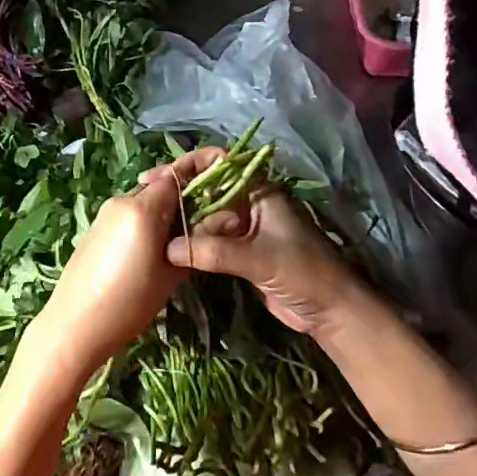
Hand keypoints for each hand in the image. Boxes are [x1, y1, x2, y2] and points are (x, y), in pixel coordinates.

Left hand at [26, 151, 205, 379]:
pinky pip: (123, 216)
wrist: (76, 323)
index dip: (195, 190)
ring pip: (139, 203)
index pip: (175, 180)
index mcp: (142, 208)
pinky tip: (141, 254)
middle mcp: (120, 201)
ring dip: (155, 216)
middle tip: (190, 233)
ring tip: (166, 248)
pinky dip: (137, 226)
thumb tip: (214, 224)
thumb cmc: (130, 301)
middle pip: (156, 190)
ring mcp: (103, 214)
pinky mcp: (92, 228)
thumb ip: (192, 243)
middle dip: (174, 205)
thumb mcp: (170, 273)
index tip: (208, 211)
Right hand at [152, 148, 366, 335]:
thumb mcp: (258, 258)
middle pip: (205, 187)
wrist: (331, 311)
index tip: (160, 176)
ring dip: (180, 216)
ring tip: (149, 219)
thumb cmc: (304, 272)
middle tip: (145, 194)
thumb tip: (168, 248)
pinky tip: (167, 243)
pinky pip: (207, 238)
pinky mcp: (238, 251)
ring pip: (204, 214)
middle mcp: (248, 204)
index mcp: (258, 191)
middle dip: (177, 190)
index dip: (187, 165)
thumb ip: (213, 251)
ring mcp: (242, 228)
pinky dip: (189, 240)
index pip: (218, 163)